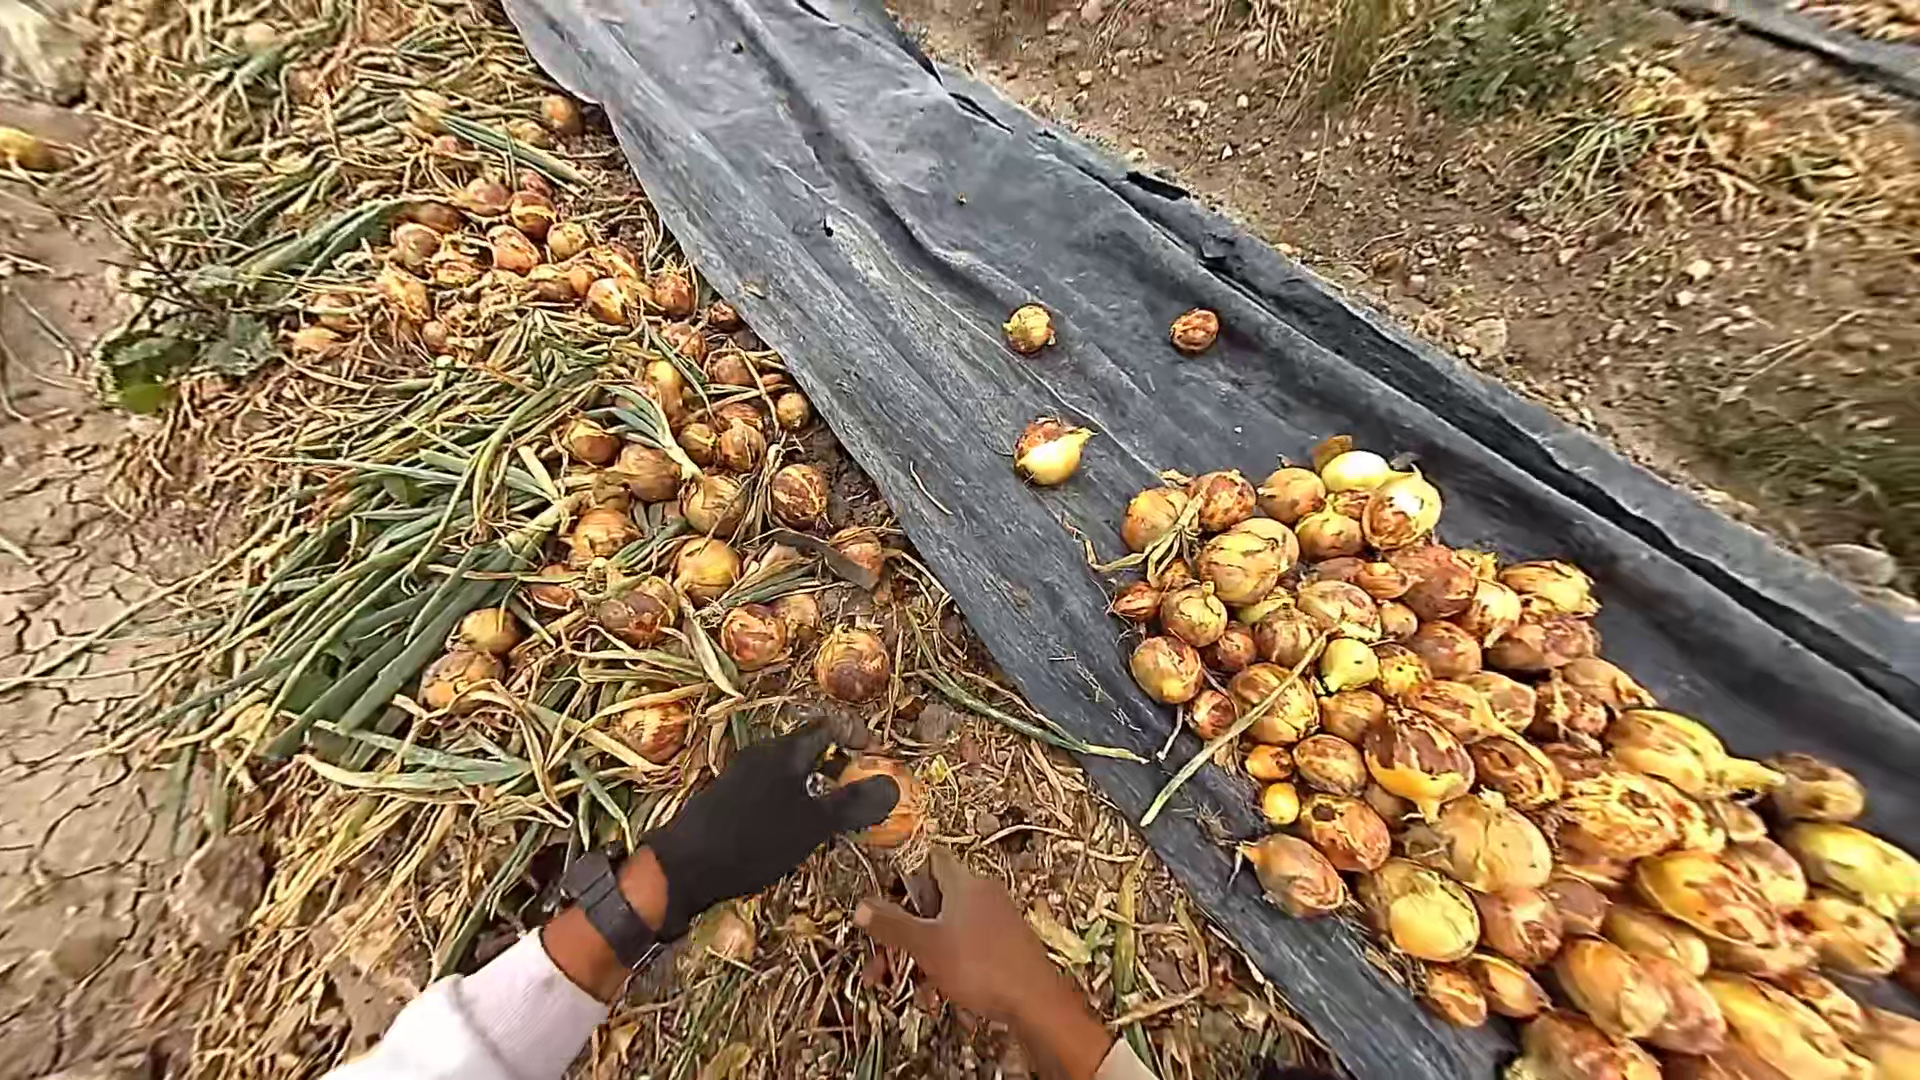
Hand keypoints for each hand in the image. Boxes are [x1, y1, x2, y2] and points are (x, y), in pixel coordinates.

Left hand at [647, 724, 897, 937]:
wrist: (681, 868)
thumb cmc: (754, 840)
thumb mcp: (812, 825)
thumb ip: (853, 803)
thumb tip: (894, 785)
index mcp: (786, 751)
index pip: (829, 727)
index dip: (856, 736)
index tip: (876, 753)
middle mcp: (764, 752)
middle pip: (810, 746)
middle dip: (838, 761)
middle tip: (858, 784)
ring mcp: (743, 772)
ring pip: (791, 767)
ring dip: (816, 780)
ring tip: (831, 808)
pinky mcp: (728, 794)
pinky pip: (773, 783)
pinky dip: (794, 794)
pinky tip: (794, 825)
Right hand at [854, 848, 1113, 1079]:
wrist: (1035, 1000)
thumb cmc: (979, 964)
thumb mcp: (927, 945)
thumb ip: (892, 925)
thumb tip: (861, 907)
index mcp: (962, 881)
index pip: (928, 859)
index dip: (904, 875)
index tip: (886, 901)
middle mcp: (980, 890)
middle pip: (934, 900)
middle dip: (909, 932)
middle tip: (888, 961)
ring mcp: (996, 915)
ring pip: (949, 928)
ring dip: (927, 955)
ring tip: (917, 988)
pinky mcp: (1007, 941)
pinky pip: (968, 944)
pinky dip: (950, 965)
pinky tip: (942, 994)